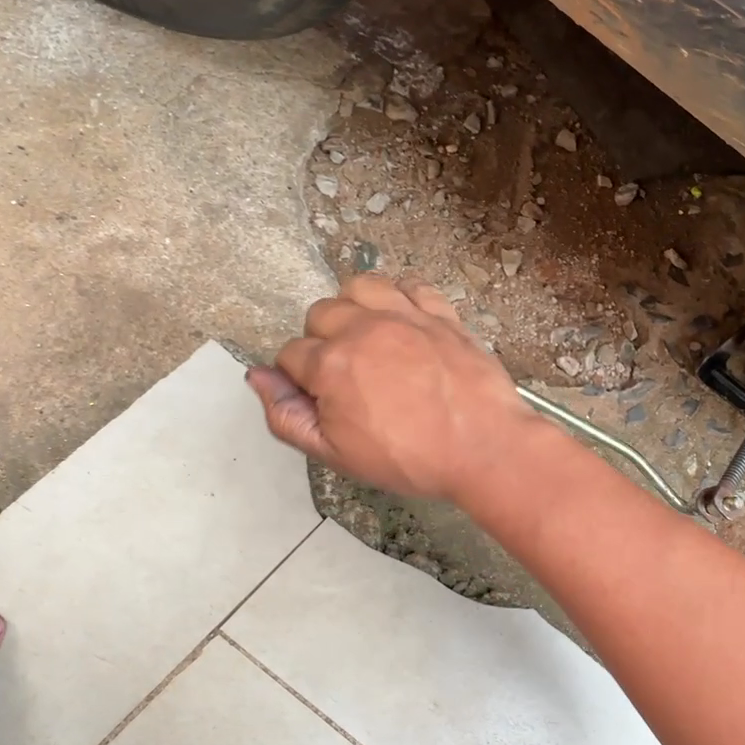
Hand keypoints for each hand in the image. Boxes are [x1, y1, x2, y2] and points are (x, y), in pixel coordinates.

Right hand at [247, 274, 542, 501]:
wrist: (486, 448)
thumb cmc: (414, 459)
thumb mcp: (338, 454)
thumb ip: (288, 416)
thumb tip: (258, 378)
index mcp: (331, 364)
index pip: (290, 355)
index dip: (301, 379)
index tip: (323, 399)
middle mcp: (364, 329)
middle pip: (321, 314)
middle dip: (323, 341)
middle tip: (349, 375)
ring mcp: (407, 317)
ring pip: (360, 287)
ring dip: (356, 308)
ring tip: (369, 338)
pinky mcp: (443, 316)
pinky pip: (413, 285)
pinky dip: (403, 296)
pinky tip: (405, 321)